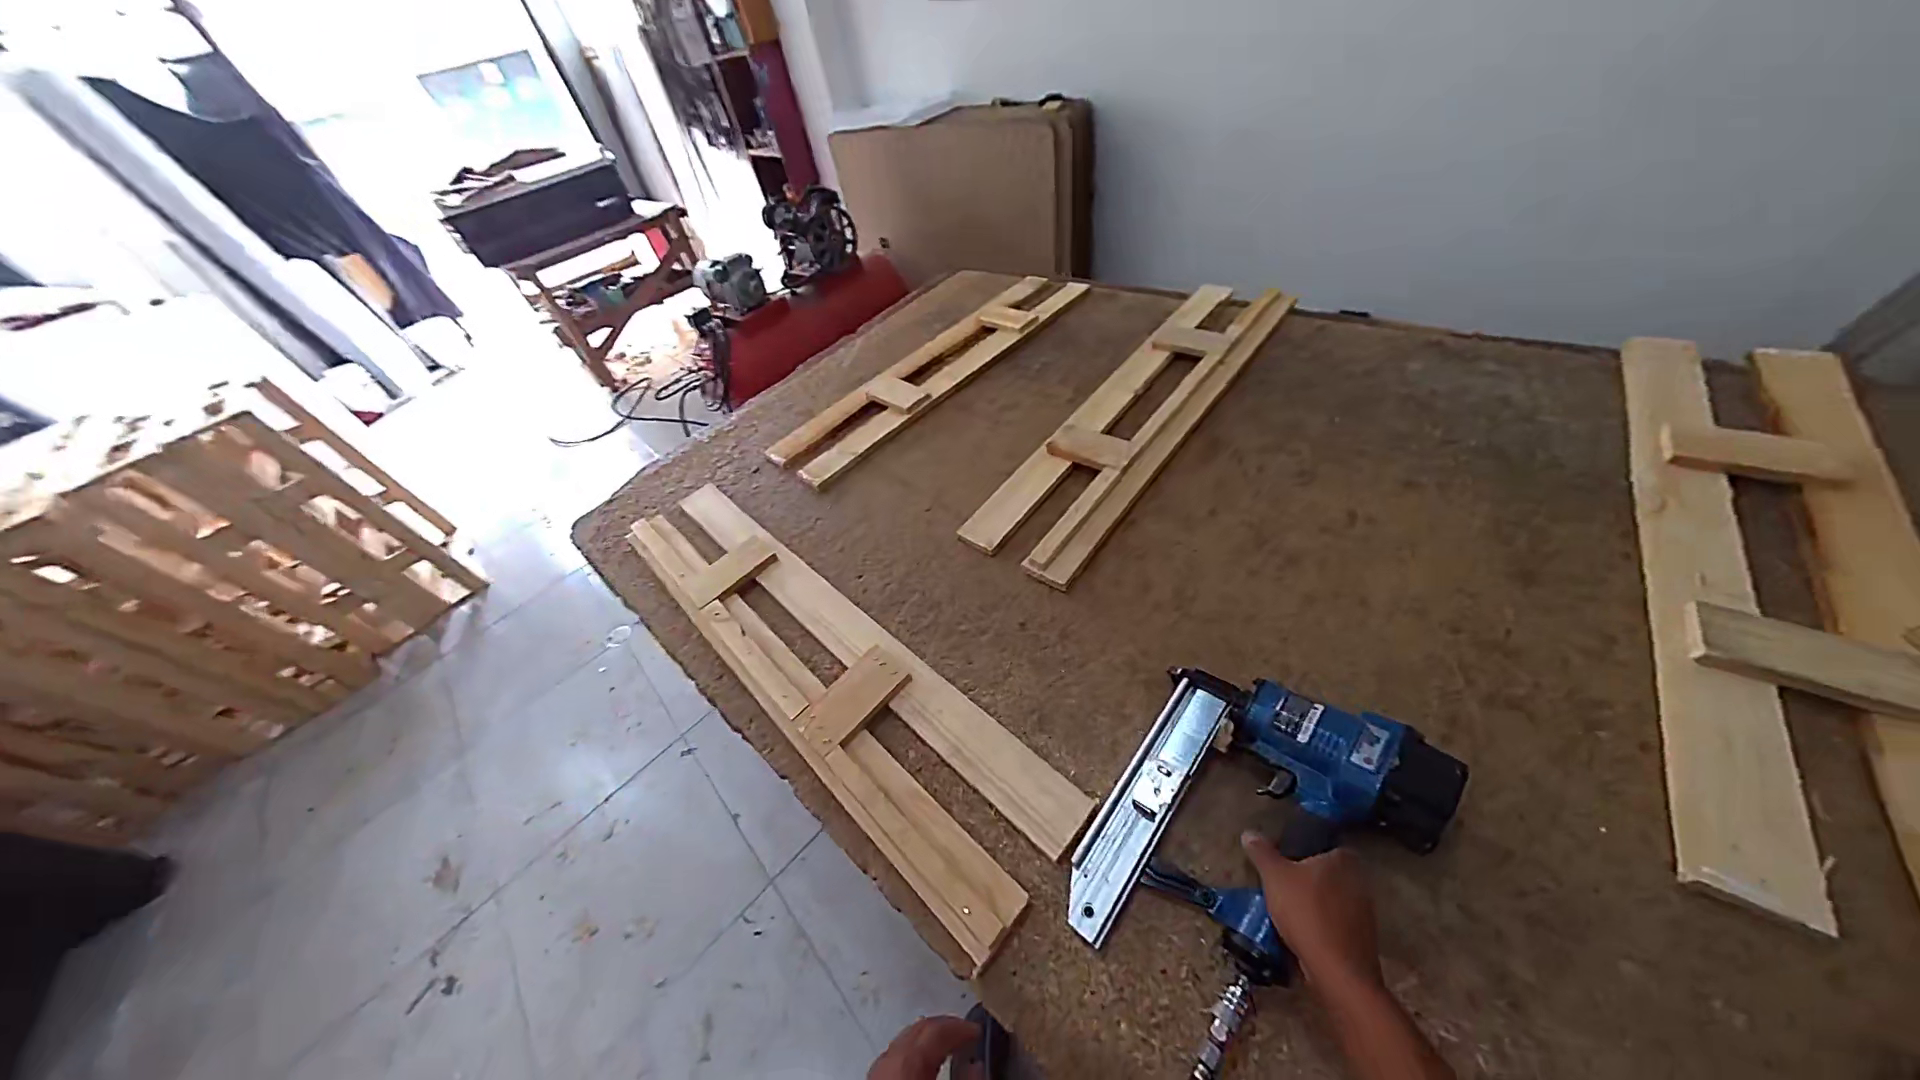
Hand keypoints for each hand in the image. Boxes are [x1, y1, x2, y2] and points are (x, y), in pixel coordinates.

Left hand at [868, 1016, 979, 1079]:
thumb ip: (965, 1078)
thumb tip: (977, 1067)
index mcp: (908, 1057)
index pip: (937, 1028)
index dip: (960, 1026)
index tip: (976, 1030)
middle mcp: (888, 1058)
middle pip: (918, 1029)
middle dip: (943, 1027)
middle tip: (963, 1033)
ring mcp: (875, 1071)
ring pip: (903, 1041)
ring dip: (926, 1040)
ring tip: (946, 1047)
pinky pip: (893, 1057)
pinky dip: (910, 1053)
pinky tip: (921, 1066)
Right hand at [1241, 830, 1383, 994]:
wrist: (1338, 971)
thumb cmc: (1305, 912)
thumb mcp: (1274, 876)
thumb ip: (1262, 853)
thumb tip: (1250, 833)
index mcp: (1343, 860)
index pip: (1327, 845)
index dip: (1308, 850)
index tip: (1288, 859)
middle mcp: (1360, 882)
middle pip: (1330, 873)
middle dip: (1310, 878)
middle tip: (1283, 884)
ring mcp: (1365, 914)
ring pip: (1333, 900)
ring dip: (1316, 904)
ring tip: (1289, 911)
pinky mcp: (1364, 940)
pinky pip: (1337, 923)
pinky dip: (1323, 925)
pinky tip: (1303, 933)